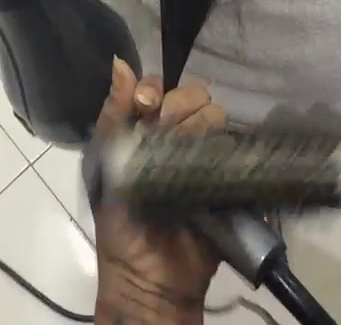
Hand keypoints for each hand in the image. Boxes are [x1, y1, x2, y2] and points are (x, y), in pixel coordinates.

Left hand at [91, 59, 223, 323]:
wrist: (149, 278)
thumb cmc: (120, 220)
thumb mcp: (105, 165)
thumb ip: (114, 114)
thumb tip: (120, 61)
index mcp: (145, 128)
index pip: (157, 87)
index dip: (154, 90)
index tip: (147, 107)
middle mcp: (175, 134)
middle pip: (190, 94)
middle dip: (179, 107)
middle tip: (168, 133)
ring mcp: (203, 153)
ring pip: (214, 114)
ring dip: (200, 127)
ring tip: (188, 154)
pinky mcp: (226, 175)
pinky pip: (235, 145)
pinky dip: (228, 144)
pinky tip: (215, 156)